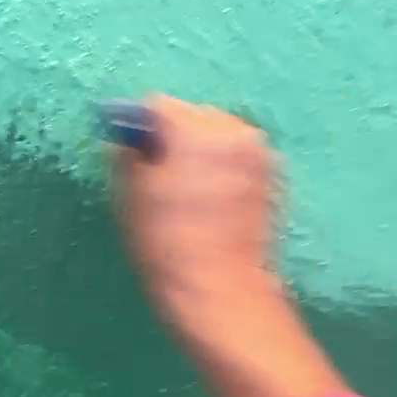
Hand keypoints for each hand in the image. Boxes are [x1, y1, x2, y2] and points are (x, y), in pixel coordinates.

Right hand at [109, 95, 345, 396]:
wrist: (218, 291)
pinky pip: (236, 159)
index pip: (157, 106)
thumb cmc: (165, 241)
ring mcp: (260, 154)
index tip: (127, 155)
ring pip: (216, 138)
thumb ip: (125, 154)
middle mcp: (235, 131)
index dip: (137, 128)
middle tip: (156, 178)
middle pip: (192, 117)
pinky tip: (209, 204)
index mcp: (196, 128)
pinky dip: (220, 170)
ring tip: (184, 194)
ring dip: (198, 154)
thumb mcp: (129, 195)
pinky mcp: (272, 179)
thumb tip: (124, 140)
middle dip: (172, 139)